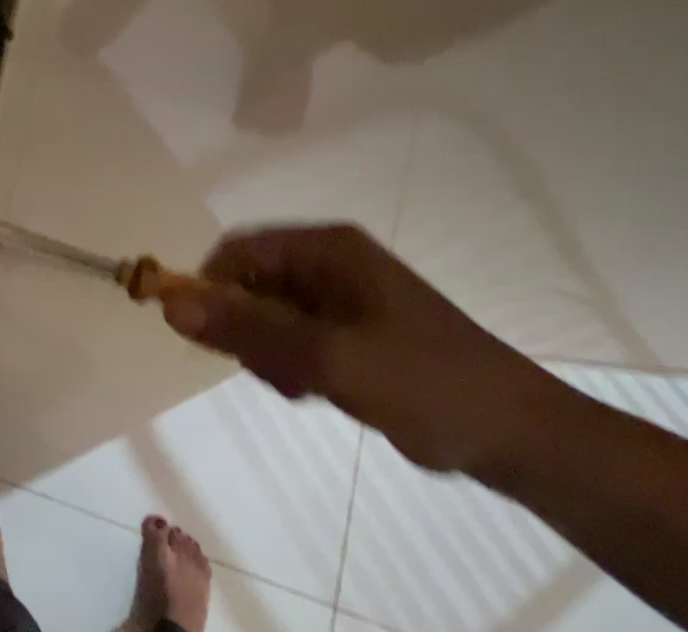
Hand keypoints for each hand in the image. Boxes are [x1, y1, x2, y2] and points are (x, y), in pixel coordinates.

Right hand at [156, 223, 561, 473]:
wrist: (519, 438)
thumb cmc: (427, 385)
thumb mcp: (330, 358)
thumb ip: (248, 330)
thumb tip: (169, 304)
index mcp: (327, 248)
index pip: (236, 251)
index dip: (209, 289)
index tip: (210, 339)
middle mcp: (327, 263)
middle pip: (246, 283)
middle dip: (246, 330)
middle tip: (276, 372)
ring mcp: (337, 298)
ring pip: (263, 316)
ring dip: (268, 354)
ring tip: (305, 386)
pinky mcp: (345, 332)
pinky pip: (288, 339)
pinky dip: (288, 366)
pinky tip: (315, 391)